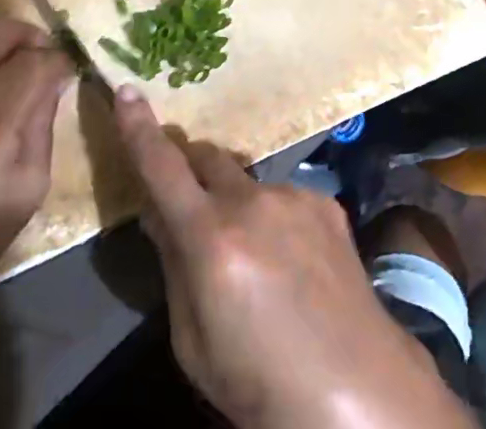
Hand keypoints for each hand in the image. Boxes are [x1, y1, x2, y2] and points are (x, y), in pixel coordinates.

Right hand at [113, 87, 473, 428]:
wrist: (358, 392)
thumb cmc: (258, 379)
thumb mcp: (192, 338)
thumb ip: (173, 264)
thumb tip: (159, 214)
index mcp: (211, 239)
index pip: (161, 168)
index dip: (138, 128)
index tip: (127, 92)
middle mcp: (252, 202)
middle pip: (207, 157)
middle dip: (190, 170)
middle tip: (190, 203)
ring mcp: (294, 197)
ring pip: (247, 180)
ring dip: (236, 201)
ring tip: (254, 252)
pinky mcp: (326, 202)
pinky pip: (284, 196)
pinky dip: (274, 216)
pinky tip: (293, 259)